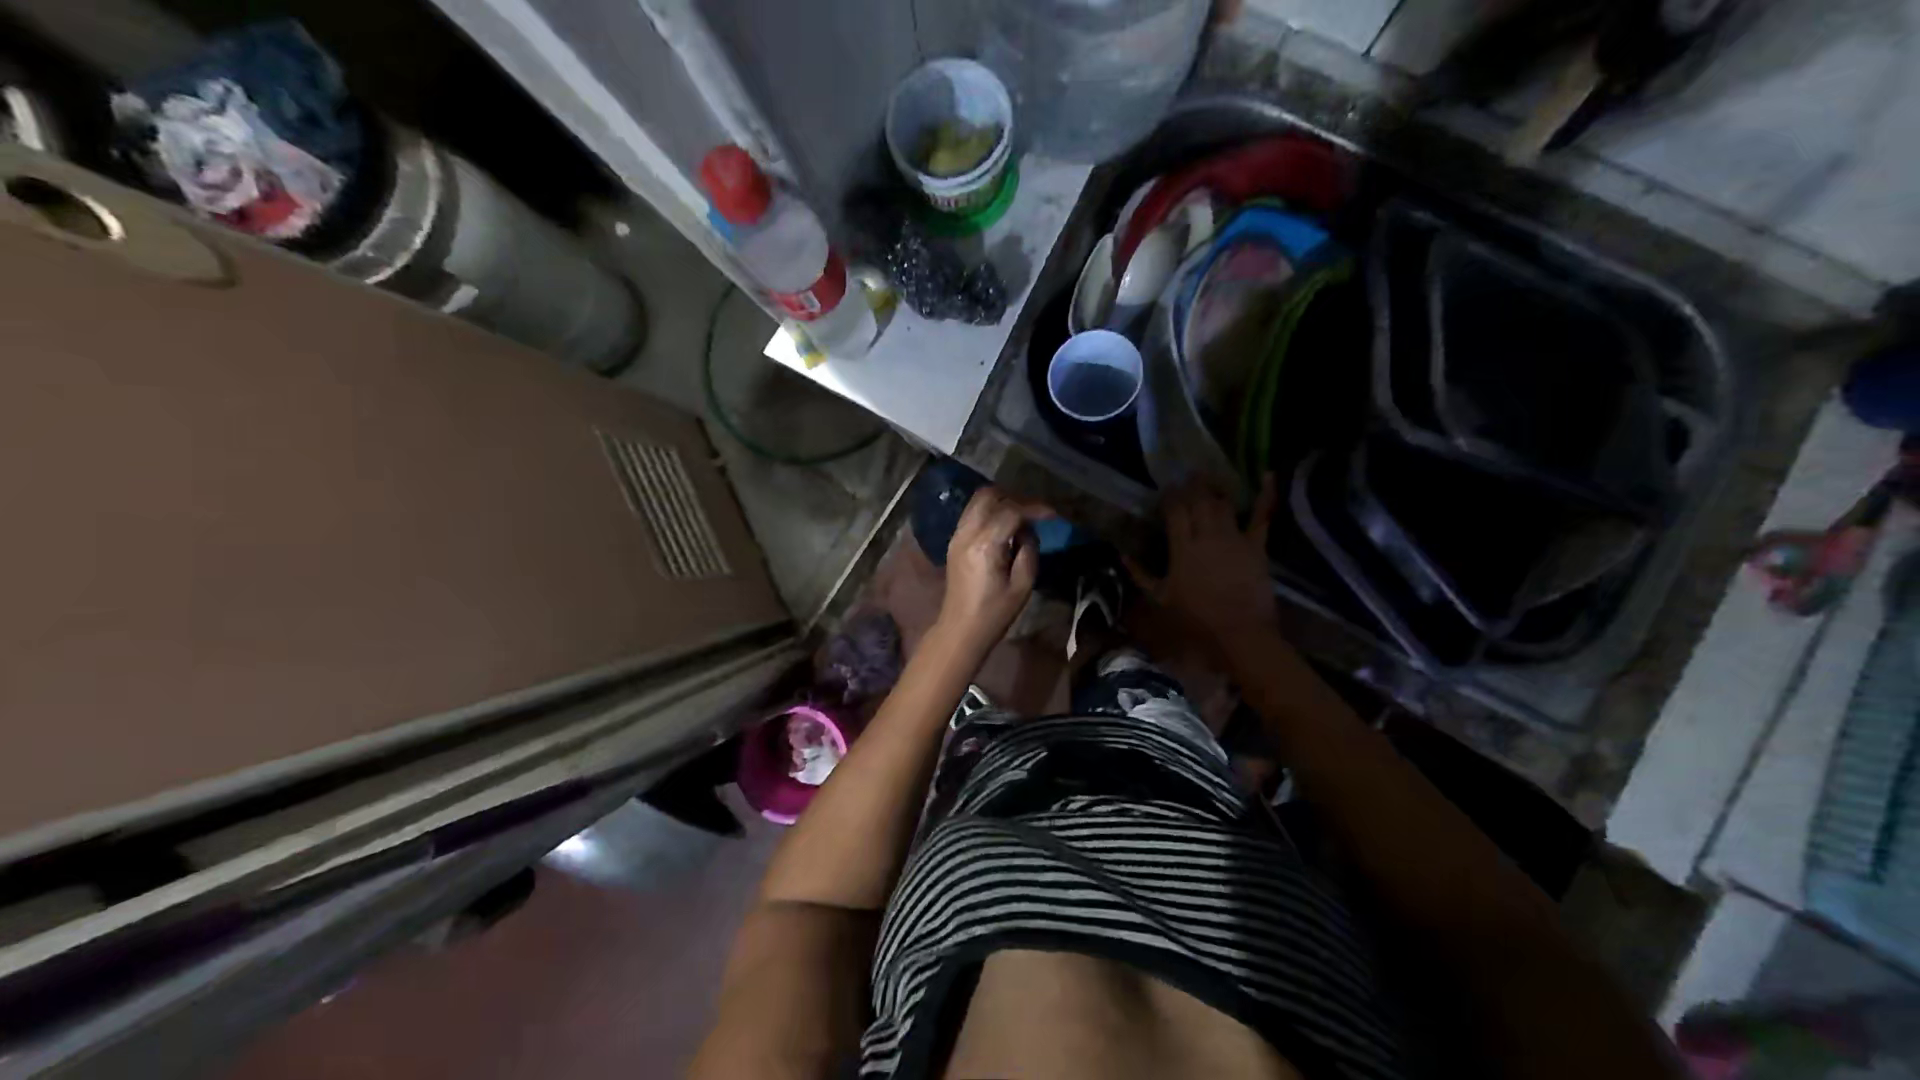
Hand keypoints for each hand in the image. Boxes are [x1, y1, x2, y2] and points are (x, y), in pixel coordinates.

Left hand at [936, 487, 1050, 654]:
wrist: (960, 629)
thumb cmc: (994, 613)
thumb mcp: (1023, 585)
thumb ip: (1029, 550)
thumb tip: (1027, 531)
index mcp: (985, 544)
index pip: (1011, 511)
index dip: (1034, 508)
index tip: (1053, 516)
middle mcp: (967, 533)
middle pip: (988, 495)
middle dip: (1015, 498)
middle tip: (1035, 513)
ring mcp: (957, 536)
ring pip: (978, 501)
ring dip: (1001, 502)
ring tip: (1022, 517)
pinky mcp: (954, 542)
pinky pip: (972, 513)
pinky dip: (990, 511)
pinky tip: (1006, 527)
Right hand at [1127, 477, 1279, 651]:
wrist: (1240, 634)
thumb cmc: (1196, 620)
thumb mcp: (1161, 598)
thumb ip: (1140, 574)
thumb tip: (1122, 555)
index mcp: (1182, 547)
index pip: (1175, 511)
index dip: (1170, 496)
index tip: (1166, 489)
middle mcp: (1207, 535)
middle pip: (1198, 501)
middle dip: (1191, 486)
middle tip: (1187, 477)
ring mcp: (1234, 538)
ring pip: (1223, 504)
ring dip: (1215, 490)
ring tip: (1209, 481)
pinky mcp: (1257, 545)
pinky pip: (1262, 516)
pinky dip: (1266, 496)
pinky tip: (1267, 476)